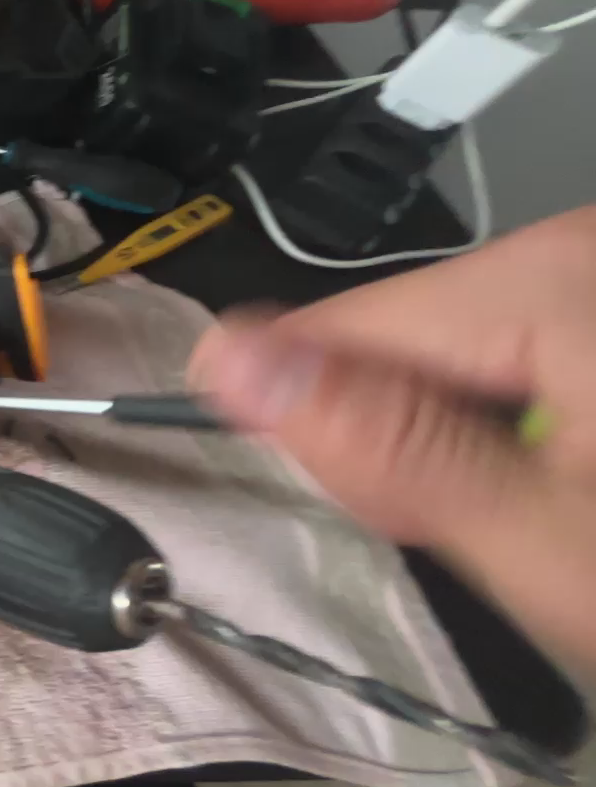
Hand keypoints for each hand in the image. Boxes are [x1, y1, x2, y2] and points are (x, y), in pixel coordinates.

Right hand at [189, 206, 595, 664]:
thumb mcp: (558, 545)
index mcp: (553, 278)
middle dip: (404, 427)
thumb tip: (226, 358)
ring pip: (438, 343)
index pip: (317, 337)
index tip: (413, 500)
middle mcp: (583, 242)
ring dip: (455, 423)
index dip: (330, 427)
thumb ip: (384, 445)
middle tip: (512, 509)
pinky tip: (575, 455)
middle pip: (386, 336)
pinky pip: (501, 341)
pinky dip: (511, 406)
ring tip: (553, 490)